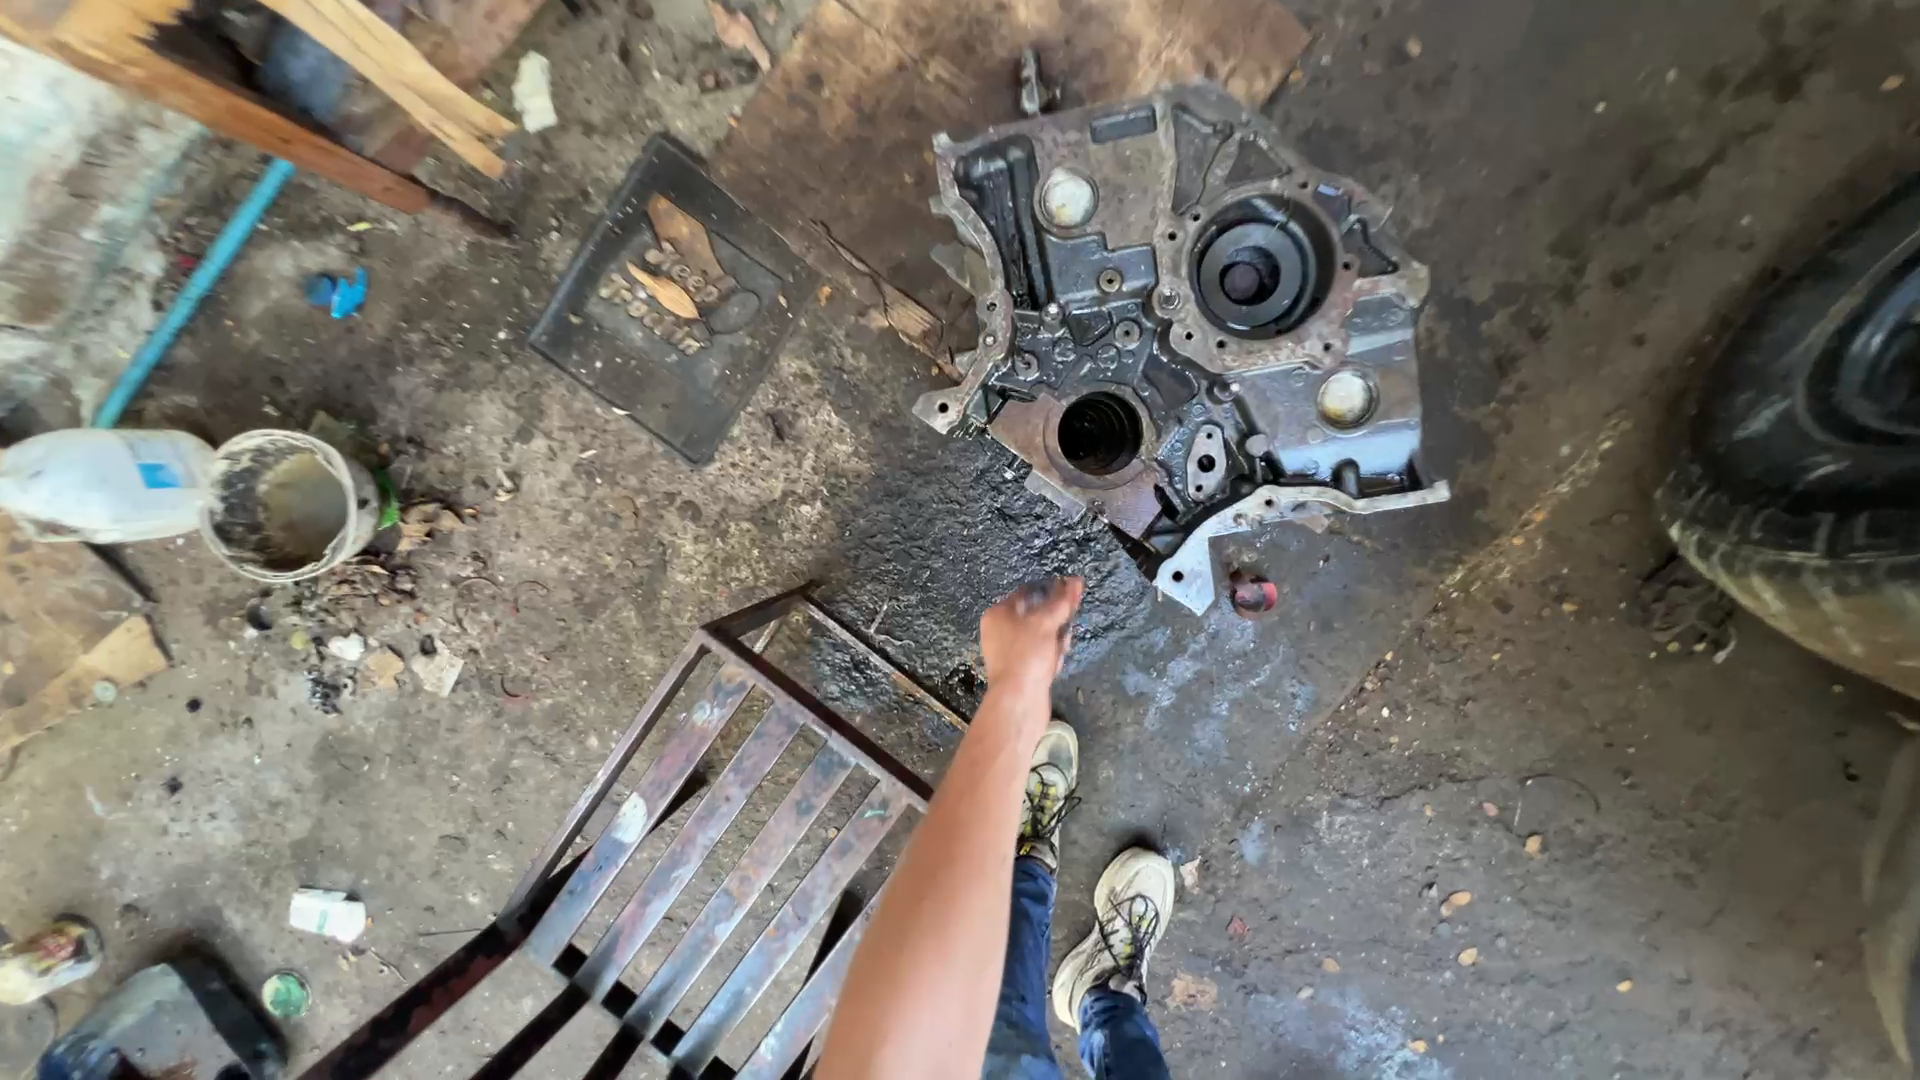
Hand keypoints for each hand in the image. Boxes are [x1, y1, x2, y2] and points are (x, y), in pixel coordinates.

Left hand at [979, 577, 1084, 695]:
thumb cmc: (1027, 654)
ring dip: (1056, 639)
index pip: (1026, 593)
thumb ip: (1062, 602)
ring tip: (1061, 646)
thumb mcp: (1045, 623)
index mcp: (997, 614)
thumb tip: (1076, 580)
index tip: (1071, 591)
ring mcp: (1009, 653)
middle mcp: (1000, 632)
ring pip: (1040, 637)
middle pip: (1035, 616)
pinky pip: (1040, 655)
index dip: (1049, 591)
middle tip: (1069, 620)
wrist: (1019, 700)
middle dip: (1055, 618)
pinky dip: (1051, 655)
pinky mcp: (1021, 670)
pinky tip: (1056, 661)